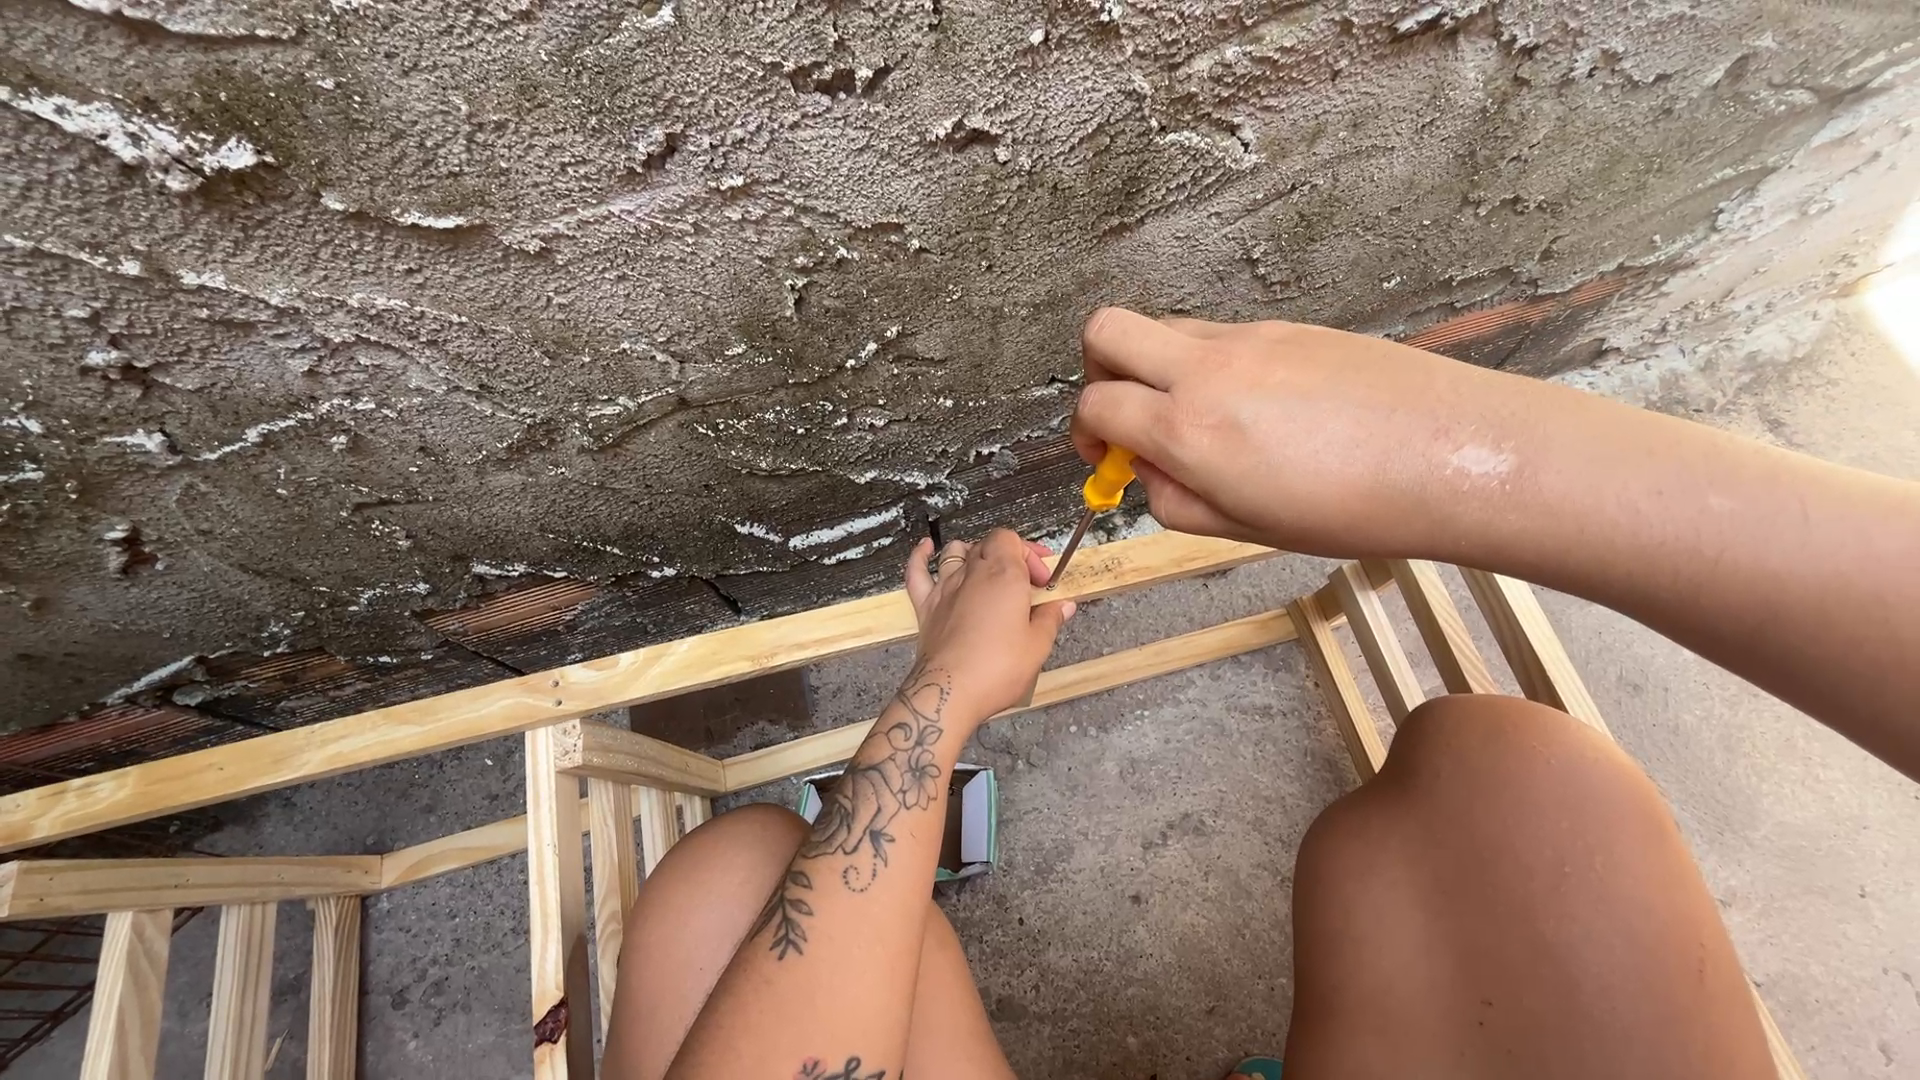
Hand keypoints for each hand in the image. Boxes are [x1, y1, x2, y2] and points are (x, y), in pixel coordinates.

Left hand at [902, 529, 1074, 720]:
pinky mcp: (926, 607)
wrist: (951, 692)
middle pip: (989, 545)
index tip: (1042, 580)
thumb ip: (1050, 619)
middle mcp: (973, 574)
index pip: (1012, 539)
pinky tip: (927, 549)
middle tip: (1025, 583)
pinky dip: (921, 556)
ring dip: (975, 554)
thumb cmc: (995, 669)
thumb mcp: (1037, 646)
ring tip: (988, 569)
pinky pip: (917, 572)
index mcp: (1004, 575)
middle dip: (1010, 556)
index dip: (1029, 554)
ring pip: (956, 552)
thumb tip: (1062, 607)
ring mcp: (946, 588)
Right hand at [1070, 307, 1531, 557]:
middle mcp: (1206, 369)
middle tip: (1126, 413)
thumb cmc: (1350, 510)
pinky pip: (1218, 334)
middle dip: (1096, 370)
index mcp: (1188, 428)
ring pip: (1164, 327)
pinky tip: (1253, 407)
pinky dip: (1205, 364)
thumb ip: (1174, 500)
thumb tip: (1148, 470)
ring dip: (1154, 366)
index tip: (1104, 457)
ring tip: (1197, 417)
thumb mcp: (1243, 529)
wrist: (1457, 454)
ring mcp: (1249, 338)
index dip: (1085, 434)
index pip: (1095, 405)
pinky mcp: (1288, 327)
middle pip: (1106, 330)